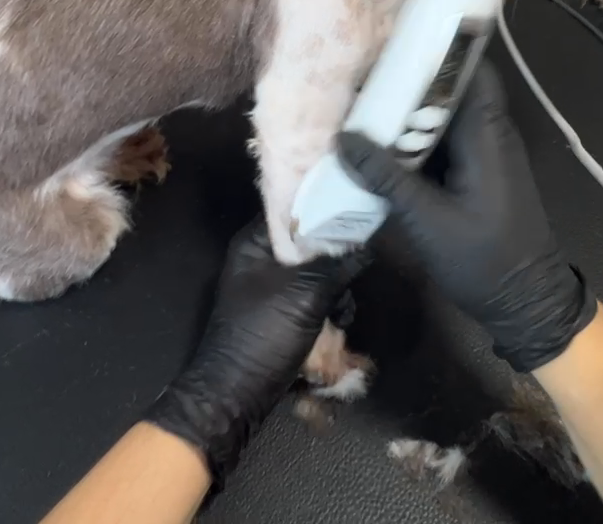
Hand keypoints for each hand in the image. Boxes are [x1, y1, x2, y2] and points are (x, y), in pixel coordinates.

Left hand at [144, 221, 366, 480]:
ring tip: (340, 313)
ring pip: (315, 272)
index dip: (324, 209)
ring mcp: (269, 286)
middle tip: (347, 280)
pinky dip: (326, 308)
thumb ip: (338, 263)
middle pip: (309, 242)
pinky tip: (337, 324)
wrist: (235, 395)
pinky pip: (311, 296)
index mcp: (255, 241)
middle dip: (334, 262)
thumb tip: (367, 243)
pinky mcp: (280, 311)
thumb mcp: (306, 294)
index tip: (356, 216)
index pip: (293, 207)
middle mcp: (260, 257)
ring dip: (334, 291)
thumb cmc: (264, 335)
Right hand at [337, 64, 594, 370]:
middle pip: (449, 88)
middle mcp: (488, 133)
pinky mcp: (475, 172)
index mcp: (486, 133)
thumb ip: (385, 176)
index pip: (469, 68)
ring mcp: (483, 153)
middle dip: (409, 79)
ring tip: (362, 99)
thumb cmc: (484, 259)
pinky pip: (443, 142)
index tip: (393, 40)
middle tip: (362, 72)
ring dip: (408, 111)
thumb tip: (342, 138)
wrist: (527, 305)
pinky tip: (380, 140)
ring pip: (443, 116)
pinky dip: (415, 138)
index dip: (435, 49)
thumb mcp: (426, 219)